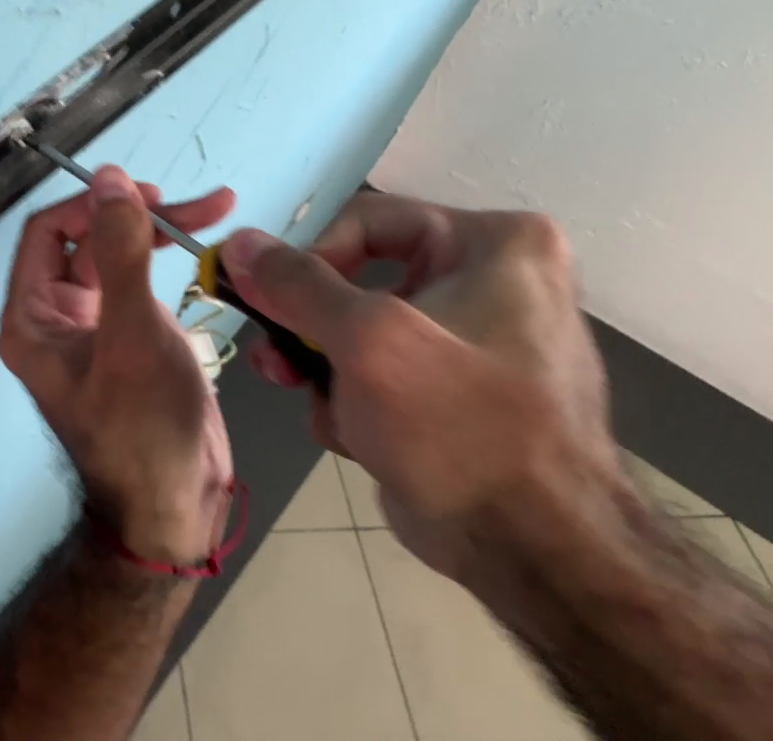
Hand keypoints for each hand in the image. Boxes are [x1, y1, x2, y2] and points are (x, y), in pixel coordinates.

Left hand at [0, 166, 236, 564]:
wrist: (176, 507)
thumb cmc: (144, 429)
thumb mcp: (132, 337)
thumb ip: (122, 254)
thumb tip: (112, 180)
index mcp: (32, 317)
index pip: (46, 233)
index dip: (91, 204)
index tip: (144, 192)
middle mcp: (56, 315)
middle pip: (88, 239)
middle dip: (137, 214)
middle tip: (193, 203)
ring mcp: (95, 323)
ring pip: (120, 255)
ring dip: (162, 230)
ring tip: (216, 207)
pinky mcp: (131, 333)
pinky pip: (142, 281)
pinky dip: (172, 261)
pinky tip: (207, 246)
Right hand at [220, 192, 622, 581]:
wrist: (534, 550)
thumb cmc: (458, 424)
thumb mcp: (367, 340)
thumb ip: (296, 285)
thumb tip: (237, 241)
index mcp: (495, 244)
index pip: (368, 220)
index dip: (308, 260)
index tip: (265, 304)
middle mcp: (491, 279)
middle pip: (359, 278)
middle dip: (311, 328)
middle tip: (276, 362)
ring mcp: (473, 340)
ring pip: (360, 331)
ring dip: (326, 371)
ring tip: (321, 408)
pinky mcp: (455, 392)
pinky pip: (381, 373)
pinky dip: (355, 402)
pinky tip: (356, 438)